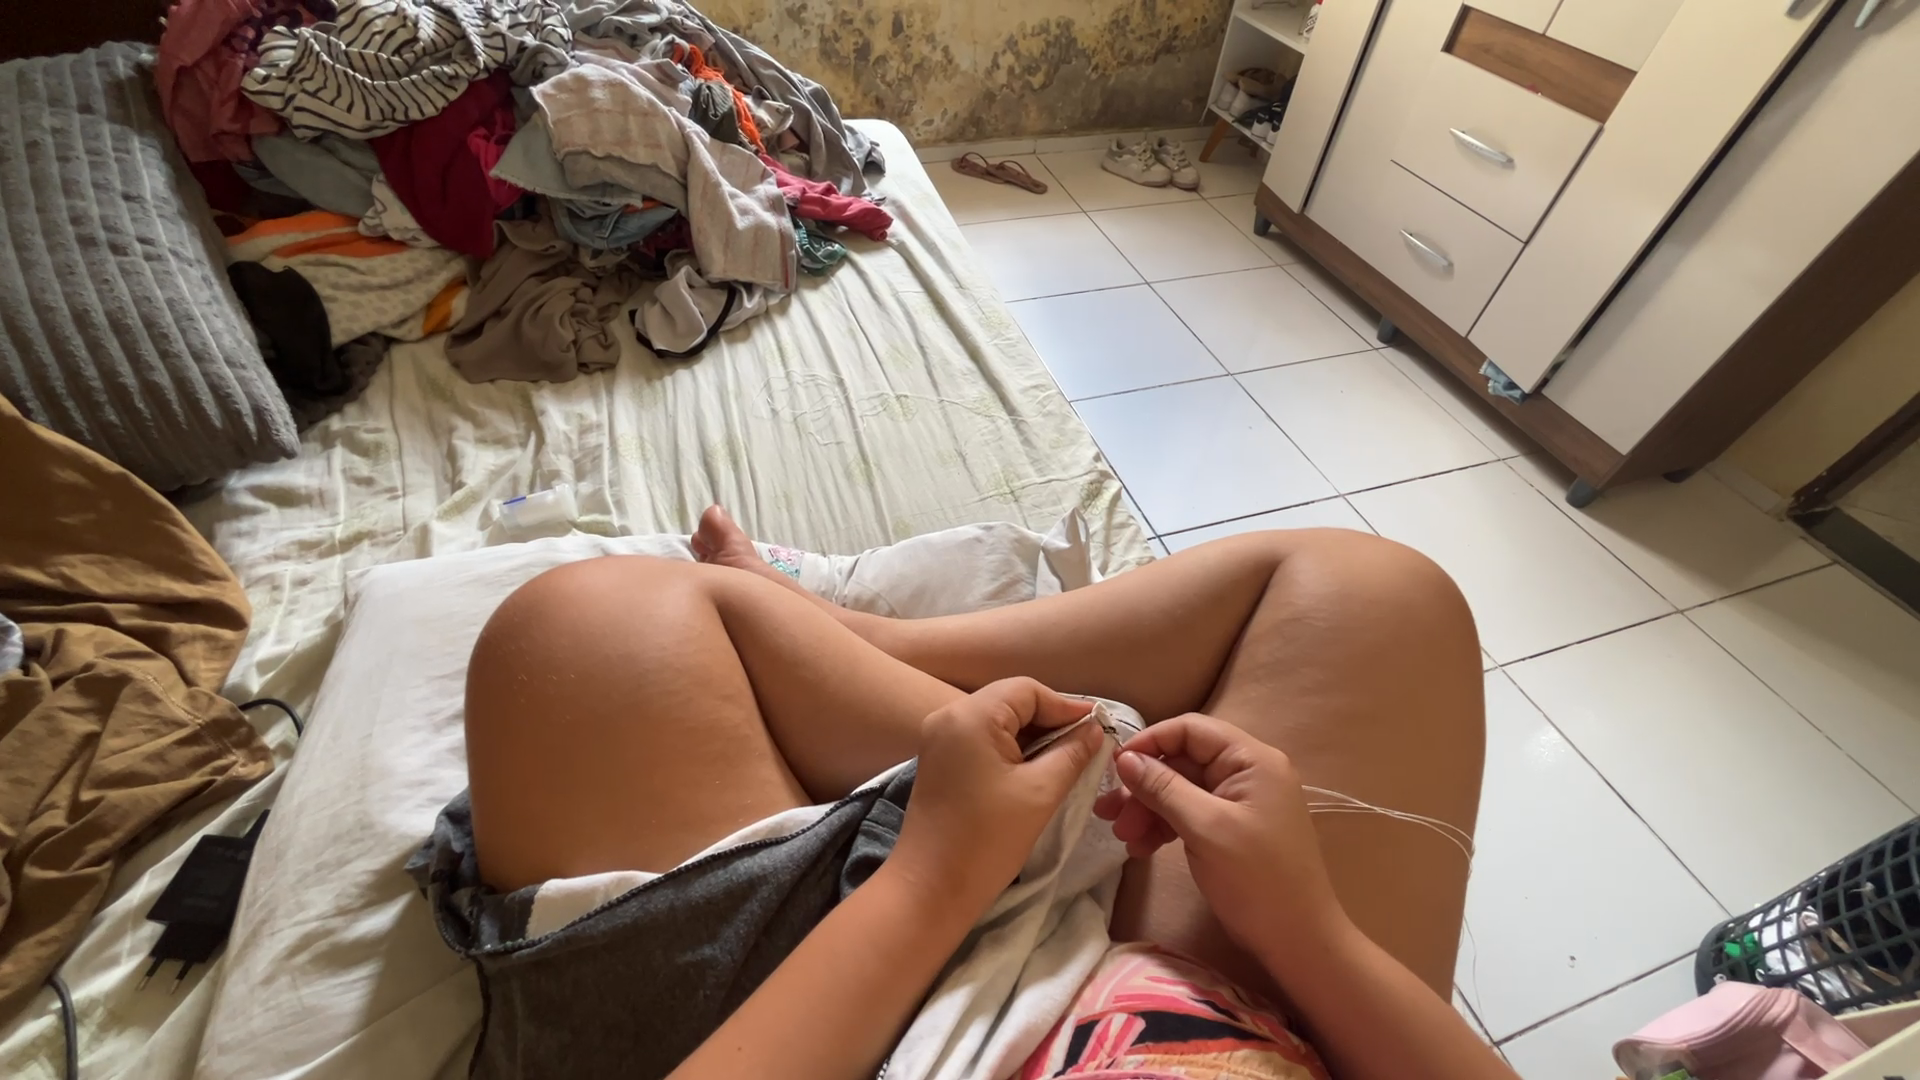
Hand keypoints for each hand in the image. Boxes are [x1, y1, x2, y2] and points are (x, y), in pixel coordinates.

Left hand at [889, 678, 1103, 914]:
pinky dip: (1011, 747)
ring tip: (1066, 758)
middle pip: (1011, 700)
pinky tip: (1035, 768)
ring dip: (1032, 735)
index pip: (1028, 690)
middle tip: (1086, 745)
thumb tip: (1095, 730)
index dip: (1066, 706)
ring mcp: (940, 736)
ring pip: (998, 719)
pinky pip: (982, 737)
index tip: (1098, 727)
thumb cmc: (988, 839)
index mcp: (972, 715)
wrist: (930, 889)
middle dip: (1050, 720)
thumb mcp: (1040, 793)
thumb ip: (1072, 753)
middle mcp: (950, 714)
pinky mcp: (939, 758)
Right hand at [1093, 713, 1348, 959]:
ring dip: (1148, 809)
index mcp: (1250, 760)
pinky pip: (1189, 813)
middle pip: (1181, 762)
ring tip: (1122, 836)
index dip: (1150, 742)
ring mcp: (1239, 800)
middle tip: (1109, 813)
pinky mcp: (1231, 827)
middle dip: (1143, 786)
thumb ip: (1162, 787)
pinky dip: (1163, 826)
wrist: (1300, 945)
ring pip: (1180, 789)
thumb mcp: (1205, 828)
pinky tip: (1141, 848)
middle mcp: (1246, 771)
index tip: (1115, 766)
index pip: (1190, 729)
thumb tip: (1123, 758)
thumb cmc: (1257, 880)